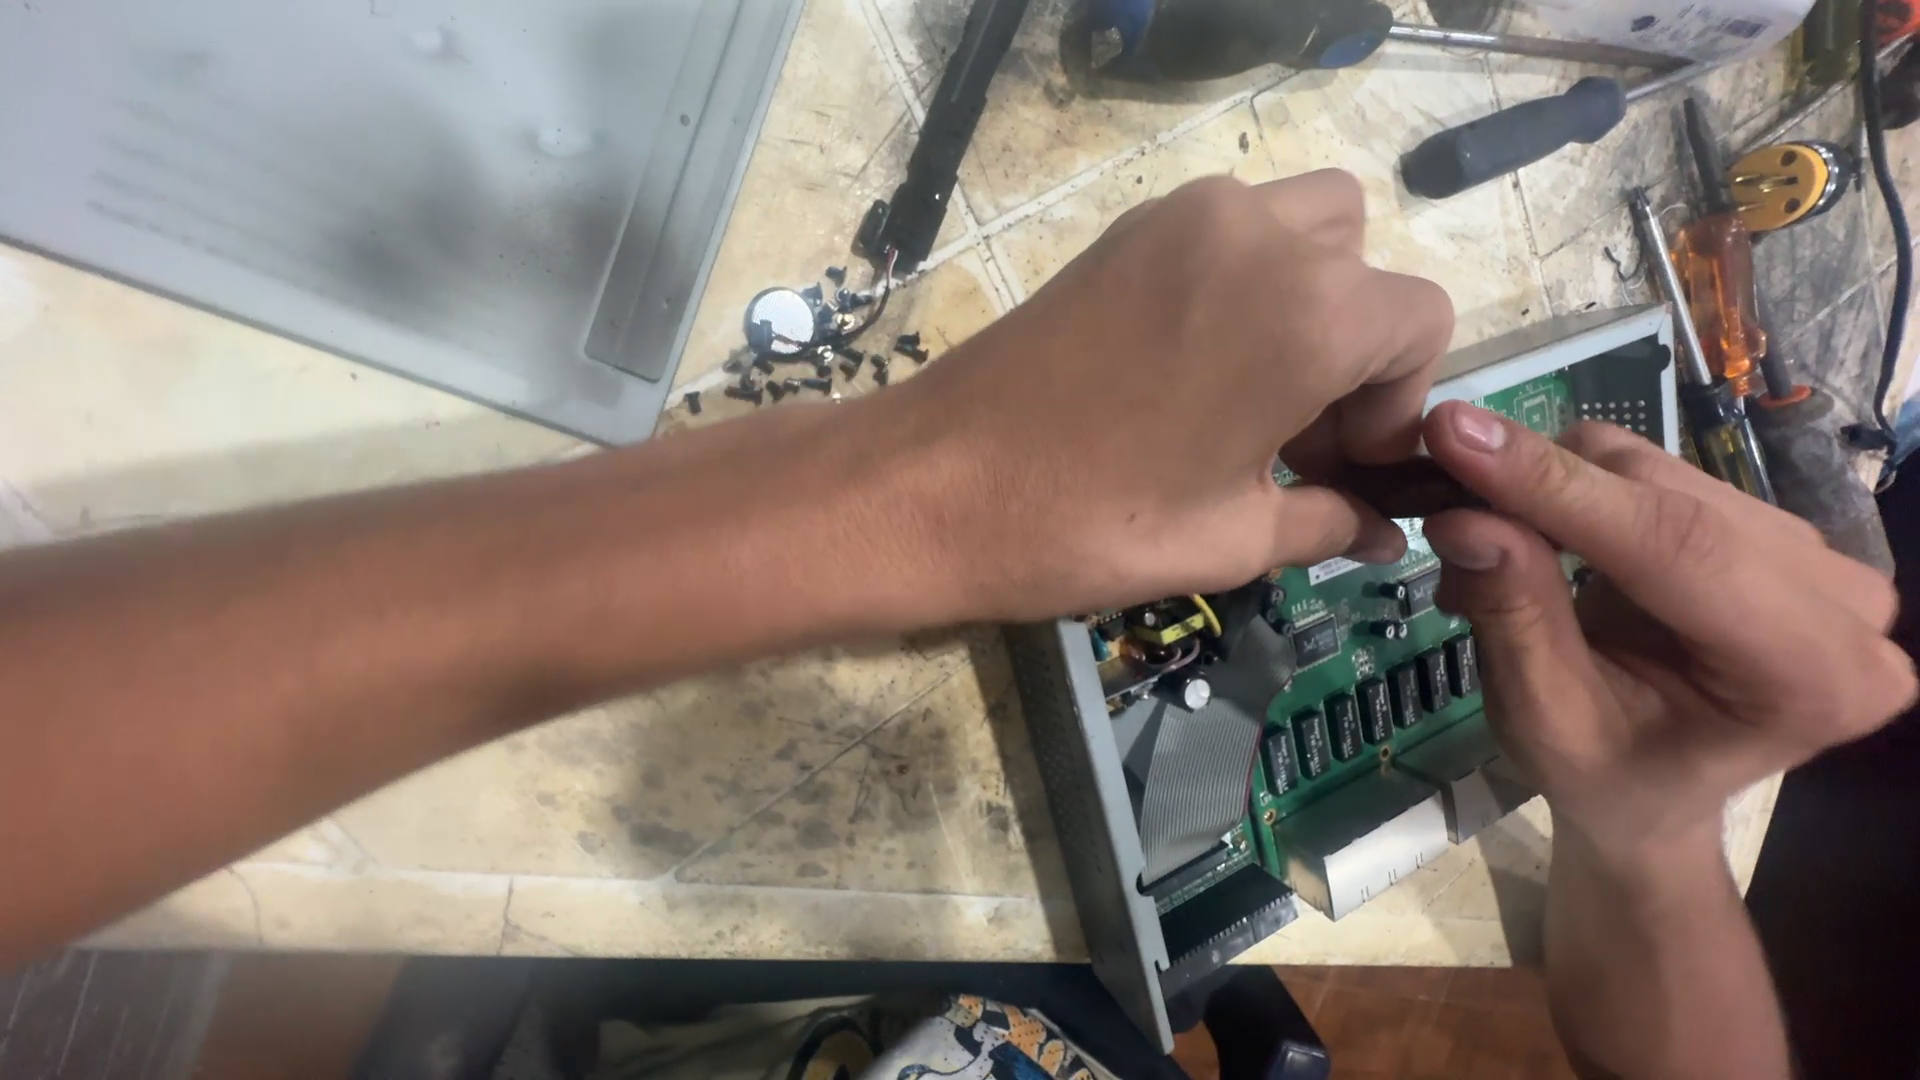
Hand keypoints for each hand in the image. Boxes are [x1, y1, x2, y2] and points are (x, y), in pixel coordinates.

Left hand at [886, 170, 1453, 622]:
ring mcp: (1178, 218)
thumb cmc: (1086, 525)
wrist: (932, 486)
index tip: (1336, 463)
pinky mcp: (1120, 232)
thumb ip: (1324, 521)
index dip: (1393, 403)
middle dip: (1350, 349)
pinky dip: (1236, 283)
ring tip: (1243, 395)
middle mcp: (1255, 233)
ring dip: (1299, 303)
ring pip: (1294, 230)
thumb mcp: (1226, 540)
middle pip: (1359, 266)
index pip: (1419, 323)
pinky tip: (1185, 366)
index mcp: (1308, 309)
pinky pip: (1220, 233)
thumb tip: (1379, 530)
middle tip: (1290, 436)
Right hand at [1420, 404, 1915, 853]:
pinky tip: (1526, 533)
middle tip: (1432, 488)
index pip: (1678, 545)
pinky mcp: (1762, 529)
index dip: (1555, 486)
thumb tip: (1458, 516)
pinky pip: (1647, 472)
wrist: (1645, 787)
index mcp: (1812, 675)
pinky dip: (1564, 487)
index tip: (1451, 435)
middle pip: (1666, 496)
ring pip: (1651, 469)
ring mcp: (1810, 556)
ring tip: (1480, 541)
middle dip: (1535, 482)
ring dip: (1544, 486)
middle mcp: (1841, 600)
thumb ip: (1511, 613)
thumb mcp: (1539, 713)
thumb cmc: (1597, 772)